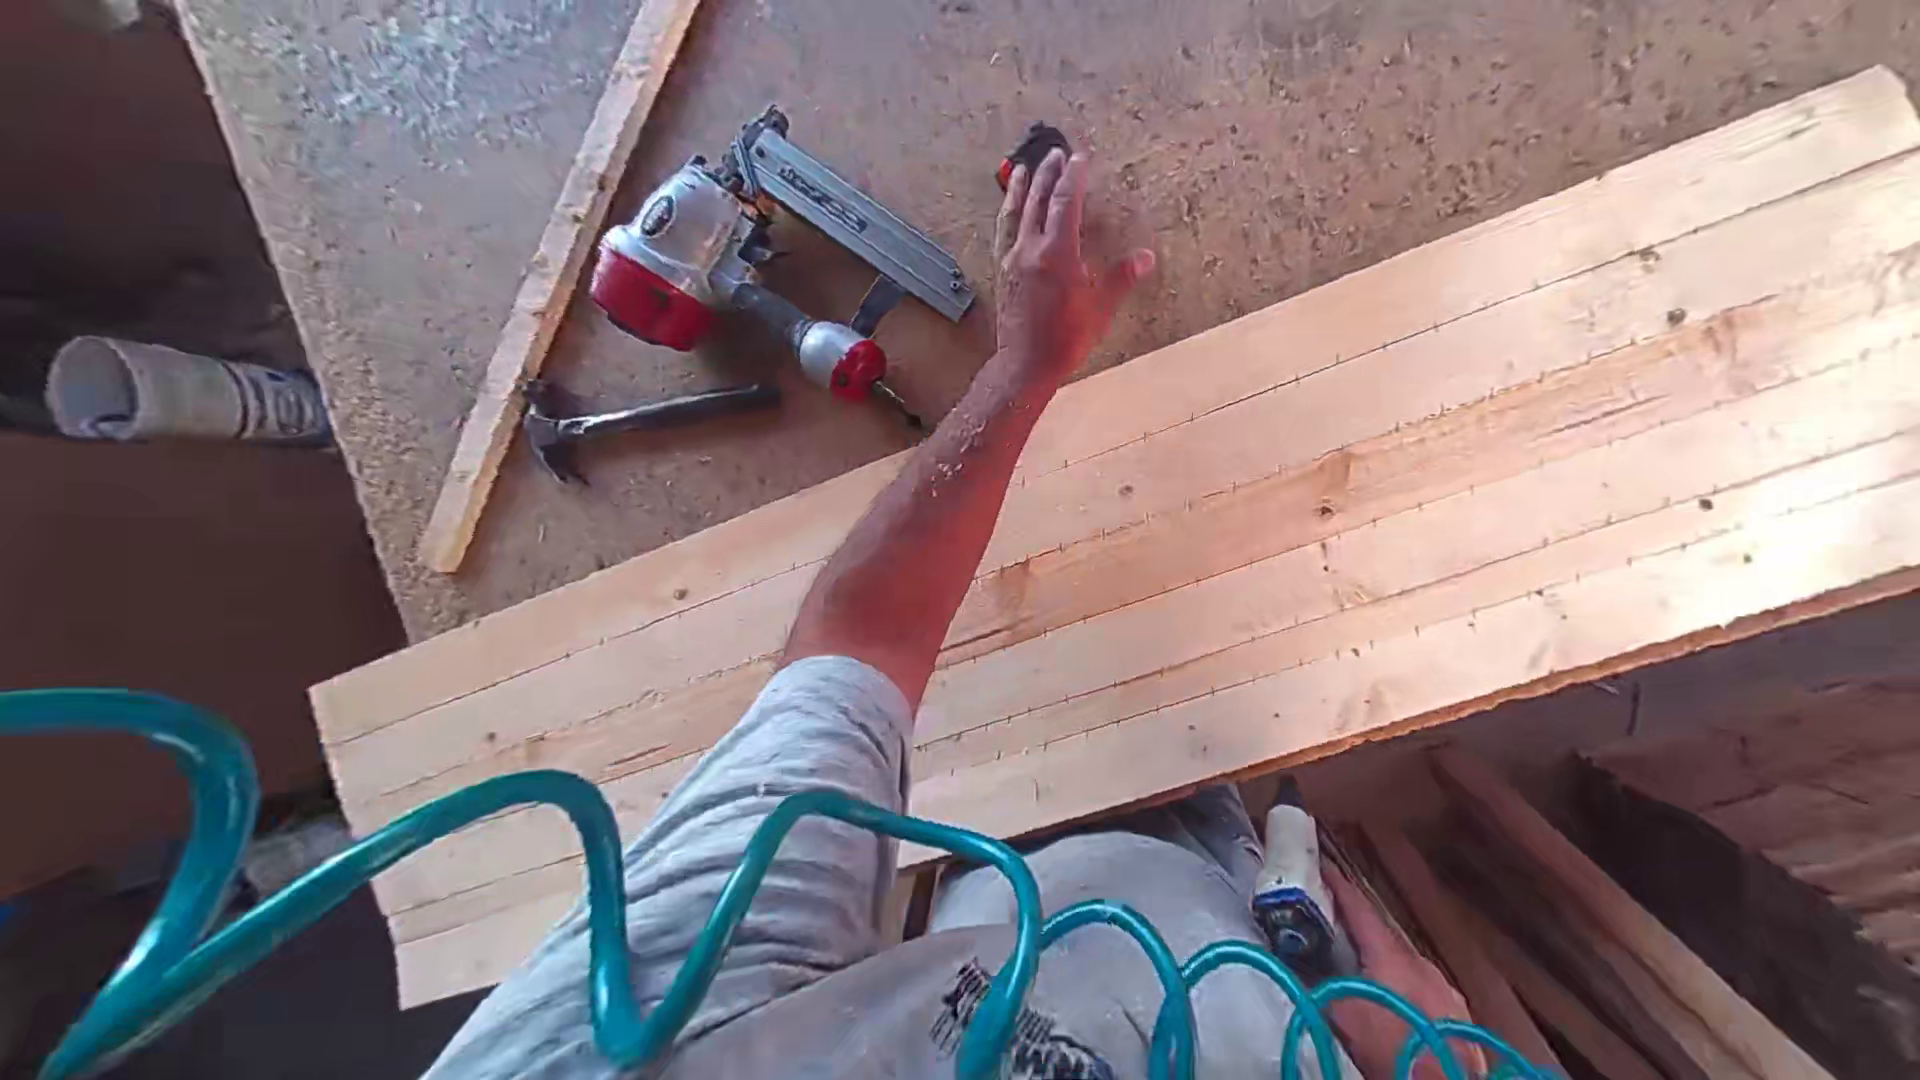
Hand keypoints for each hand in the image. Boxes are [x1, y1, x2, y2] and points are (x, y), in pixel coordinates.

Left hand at [994, 148, 1154, 381]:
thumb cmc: (1063, 341)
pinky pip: (1002, 236)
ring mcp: (1012, 262)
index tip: (1079, 158)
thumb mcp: (1099, 310)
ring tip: (1022, 170)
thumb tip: (1145, 258)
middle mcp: (1030, 250)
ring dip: (1020, 189)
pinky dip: (1005, 218)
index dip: (1074, 176)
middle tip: (1055, 154)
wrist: (1025, 365)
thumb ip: (1120, 279)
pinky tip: (1007, 214)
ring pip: (1014, 215)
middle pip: (1038, 201)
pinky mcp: (1002, 275)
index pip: (1067, 202)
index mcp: (1057, 253)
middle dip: (1047, 174)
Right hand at [1324, 862, 1487, 1079]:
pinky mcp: (1462, 1019)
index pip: (1359, 907)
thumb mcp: (1338, 1014)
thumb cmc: (1388, 1051)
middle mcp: (1423, 964)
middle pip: (1383, 932)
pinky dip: (1401, 979)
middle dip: (1356, 922)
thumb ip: (1314, 977)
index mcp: (1393, 955)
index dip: (1337, 883)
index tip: (1318, 863)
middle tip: (1328, 914)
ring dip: (1380, 953)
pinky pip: (1423, 985)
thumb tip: (1286, 952)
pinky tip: (1392, 993)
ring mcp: (1448, 992)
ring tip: (1357, 956)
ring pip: (1405, 959)